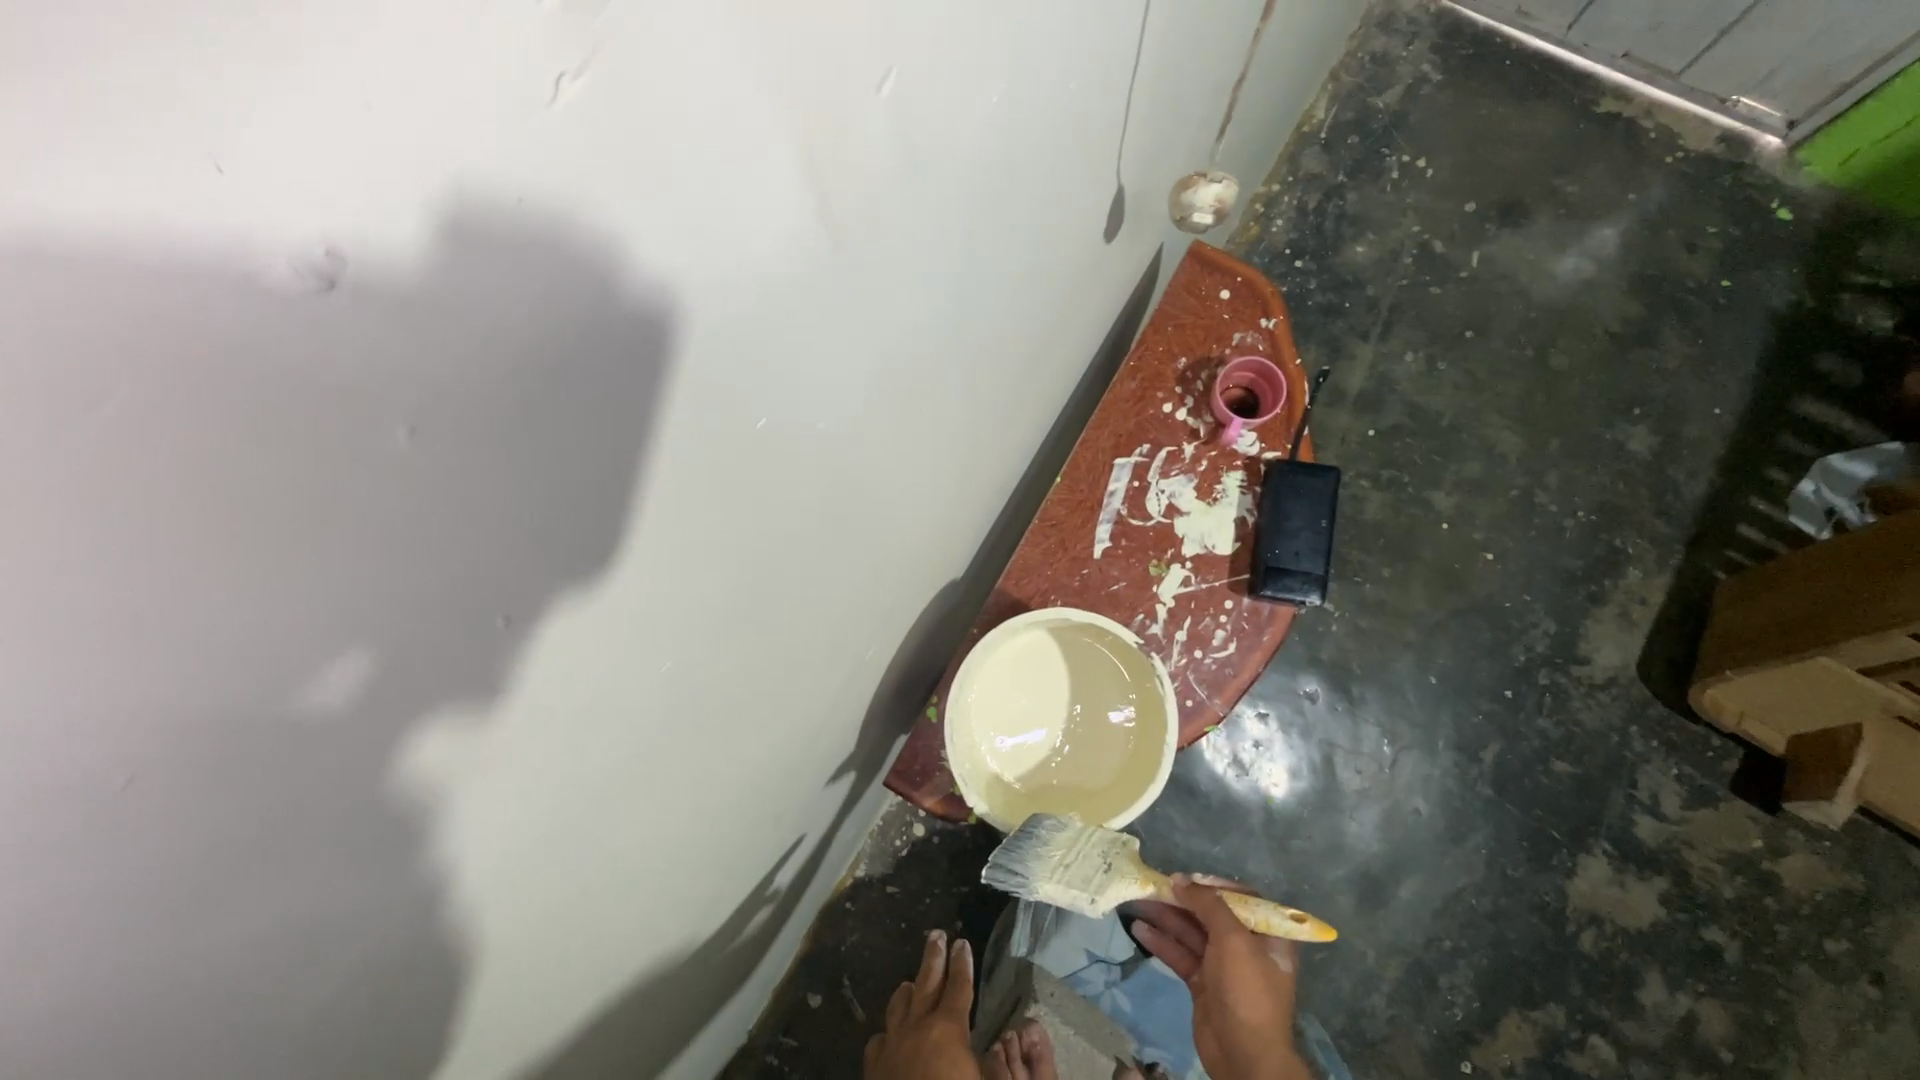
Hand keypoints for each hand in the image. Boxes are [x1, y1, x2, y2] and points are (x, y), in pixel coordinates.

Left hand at [864, 930, 981, 1079]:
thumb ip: (994, 1065)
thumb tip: (1000, 1048)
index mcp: (948, 1029)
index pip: (959, 987)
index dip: (963, 964)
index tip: (963, 943)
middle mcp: (917, 1028)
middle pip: (926, 984)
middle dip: (934, 958)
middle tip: (936, 934)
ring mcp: (892, 1046)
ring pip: (899, 1006)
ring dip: (908, 990)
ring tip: (910, 980)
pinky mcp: (874, 1068)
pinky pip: (880, 1039)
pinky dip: (888, 1031)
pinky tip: (889, 1033)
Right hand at [1126, 875, 1310, 1079]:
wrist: (1244, 1055)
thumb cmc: (1247, 989)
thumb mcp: (1233, 938)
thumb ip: (1208, 904)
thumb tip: (1182, 879)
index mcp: (1266, 935)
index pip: (1243, 898)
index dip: (1216, 886)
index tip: (1188, 880)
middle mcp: (1246, 947)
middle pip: (1211, 915)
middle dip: (1183, 900)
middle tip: (1154, 886)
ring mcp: (1223, 967)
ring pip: (1192, 934)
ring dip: (1167, 918)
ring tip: (1139, 902)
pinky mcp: (1202, 984)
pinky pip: (1181, 955)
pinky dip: (1162, 943)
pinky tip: (1139, 930)